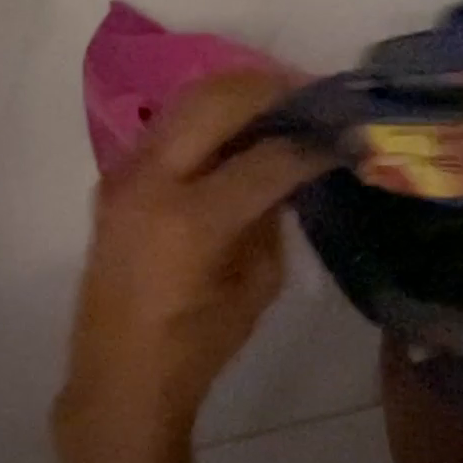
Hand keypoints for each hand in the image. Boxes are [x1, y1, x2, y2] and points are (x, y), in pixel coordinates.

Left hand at [54, 71, 330, 456]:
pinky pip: (172, 122)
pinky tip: (244, 127)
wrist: (119, 373)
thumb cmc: (198, 344)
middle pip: (219, 99)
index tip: (346, 133)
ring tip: (285, 102)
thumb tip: (292, 170)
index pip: (268, 157)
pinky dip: (213, 112)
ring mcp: (125, 171)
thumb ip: (274, 216)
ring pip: (189, 99)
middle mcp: (151, 179)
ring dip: (241, 92)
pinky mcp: (117, 175)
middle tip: (316, 96)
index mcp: (191, 220)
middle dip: (274, 88)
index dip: (313, 142)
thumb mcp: (258, 283)